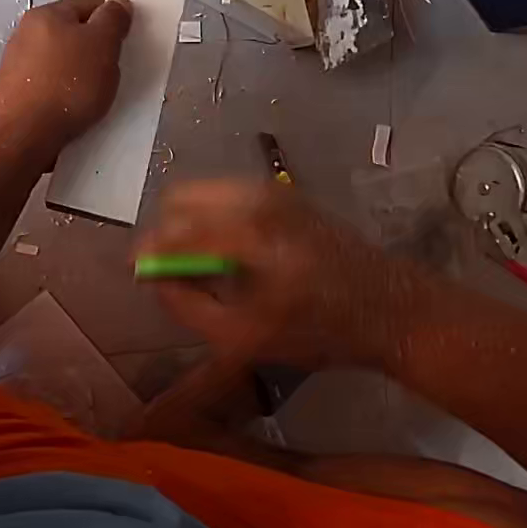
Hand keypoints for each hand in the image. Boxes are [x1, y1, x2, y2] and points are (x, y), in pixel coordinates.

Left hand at [0, 0, 131, 152]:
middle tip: (115, 65)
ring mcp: (21, 66)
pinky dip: (71, 96)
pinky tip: (80, 110)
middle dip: (98, 49)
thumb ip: (113, 19)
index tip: (127, 32)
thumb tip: (118, 5)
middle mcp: (28, 36)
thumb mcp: (103, 44)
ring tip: (98, 93)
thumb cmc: (63, 88)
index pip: (87, 4)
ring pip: (65, 64)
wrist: (25, 135)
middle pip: (74, 34)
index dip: (112, 16)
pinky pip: (56, 89)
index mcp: (47, 15)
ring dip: (84, 76)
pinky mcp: (22, 95)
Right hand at [134, 179, 420, 368]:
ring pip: (205, 191)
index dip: (149, 252)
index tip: (140, 272)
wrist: (386, 305)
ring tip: (205, 263)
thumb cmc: (318, 331)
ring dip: (192, 221)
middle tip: (176, 270)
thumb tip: (153, 278)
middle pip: (182, 197)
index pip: (175, 229)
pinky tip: (233, 251)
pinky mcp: (286, 191)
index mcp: (247, 236)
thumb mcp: (246, 337)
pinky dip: (216, 215)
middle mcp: (257, 199)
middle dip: (169, 232)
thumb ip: (189, 306)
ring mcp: (274, 190)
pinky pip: (230, 192)